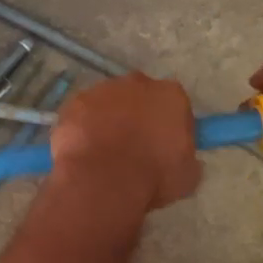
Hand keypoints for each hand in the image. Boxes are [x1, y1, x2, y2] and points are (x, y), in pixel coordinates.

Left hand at [50, 73, 201, 215]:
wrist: (104, 179)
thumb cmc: (153, 176)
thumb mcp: (187, 176)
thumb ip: (187, 158)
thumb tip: (183, 160)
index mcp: (171, 95)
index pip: (175, 105)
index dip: (170, 126)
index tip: (165, 146)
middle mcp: (137, 83)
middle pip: (140, 97)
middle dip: (138, 116)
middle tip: (135, 147)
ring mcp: (102, 90)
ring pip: (109, 103)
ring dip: (109, 120)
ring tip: (106, 153)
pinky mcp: (75, 102)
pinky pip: (83, 114)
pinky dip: (84, 128)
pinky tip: (85, 151)